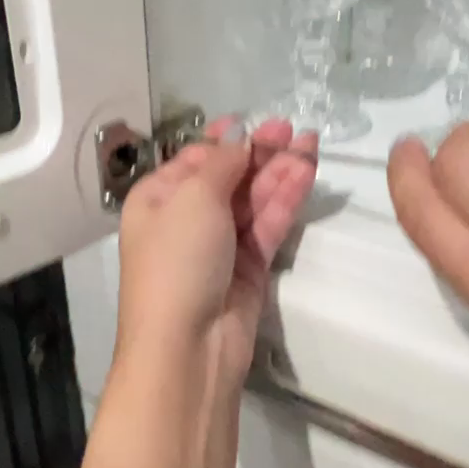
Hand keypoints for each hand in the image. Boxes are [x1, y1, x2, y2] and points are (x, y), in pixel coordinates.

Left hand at [117, 118, 318, 385]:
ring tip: (311, 145)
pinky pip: (267, 226)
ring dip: (280, 172)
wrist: (187, 346)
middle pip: (228, 177)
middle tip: (294, 130)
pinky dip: (285, 200)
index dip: (226, 140)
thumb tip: (237, 134)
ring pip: (253, 200)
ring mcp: (219, 245)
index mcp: (157, 198)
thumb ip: (222, 162)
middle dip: (260, 153)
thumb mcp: (193, 198)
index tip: (256, 122)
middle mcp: (185, 219)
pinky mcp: (248, 268)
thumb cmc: (177, 260)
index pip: (194, 159)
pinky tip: (306, 175)